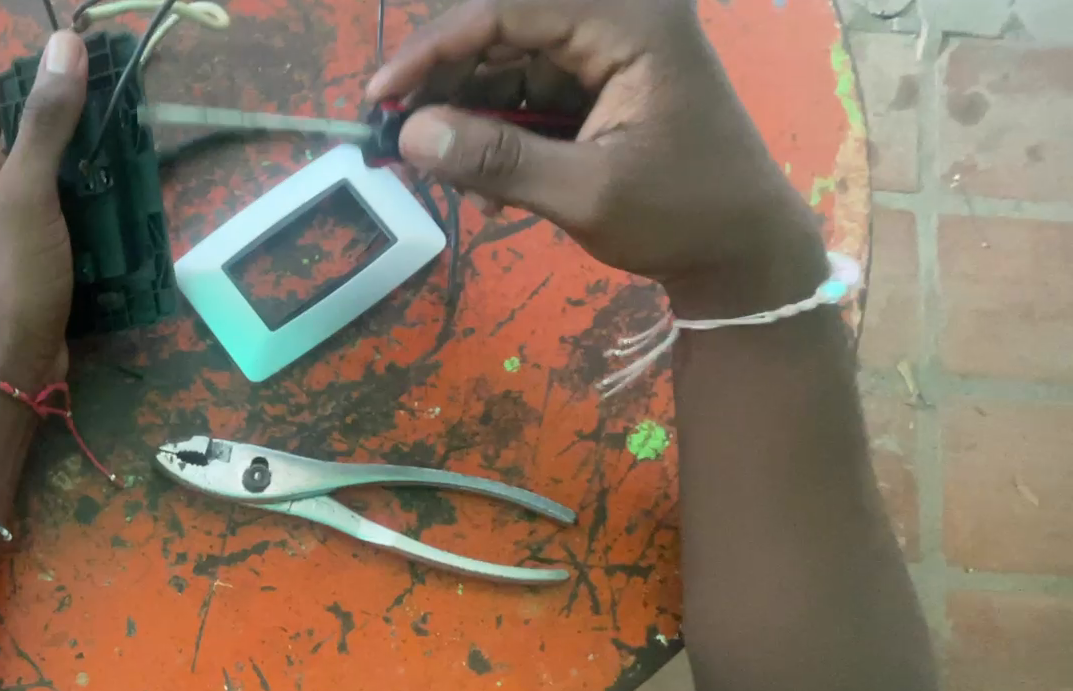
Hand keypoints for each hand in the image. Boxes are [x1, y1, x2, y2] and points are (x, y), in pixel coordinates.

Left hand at [0, 31, 87, 387]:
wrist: (18, 359)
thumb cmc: (13, 275)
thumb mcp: (28, 192)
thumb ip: (46, 122)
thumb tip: (65, 47)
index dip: (30, 78)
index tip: (80, 74)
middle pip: (25, 134)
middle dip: (67, 122)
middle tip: (116, 111)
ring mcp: (8, 222)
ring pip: (49, 174)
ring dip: (83, 164)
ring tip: (125, 149)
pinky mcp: (34, 250)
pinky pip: (61, 211)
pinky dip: (86, 202)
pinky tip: (118, 195)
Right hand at [367, 0, 827, 316]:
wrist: (734, 244)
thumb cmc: (676, 213)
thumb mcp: (583, 191)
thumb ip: (497, 160)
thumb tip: (409, 135)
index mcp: (628, 22)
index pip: (510, 10)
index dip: (434, 48)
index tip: (377, 96)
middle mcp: (612, 23)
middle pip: (500, 31)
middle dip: (439, 82)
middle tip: (392, 137)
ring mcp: (599, 57)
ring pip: (501, 68)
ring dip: (459, 116)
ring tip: (433, 171)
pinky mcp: (588, 91)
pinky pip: (517, 101)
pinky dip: (486, 138)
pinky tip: (479, 186)